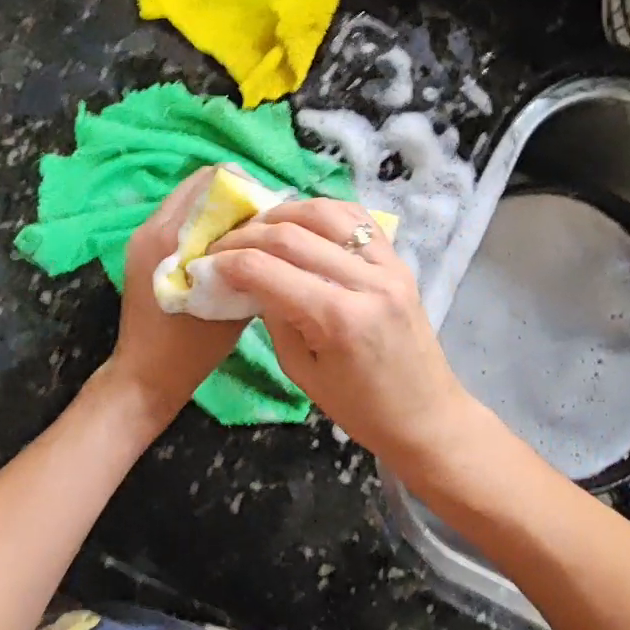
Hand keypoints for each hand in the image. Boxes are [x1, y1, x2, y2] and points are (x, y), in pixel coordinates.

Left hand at [99, 168, 249, 424]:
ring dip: (217, 211)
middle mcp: (151, 226)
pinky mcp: (142, 249)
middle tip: (260, 224)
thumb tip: (271, 231)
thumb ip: (248, 260)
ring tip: (245, 238)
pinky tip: (224, 250)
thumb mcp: (231, 304)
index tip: (268, 213)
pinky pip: (178, 220)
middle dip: (232, 197)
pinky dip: (202, 225)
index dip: (244, 188)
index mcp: (169, 235)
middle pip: (198, 184)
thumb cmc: (191, 347)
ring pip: (188, 201)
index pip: (211, 179)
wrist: (145, 375)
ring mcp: (142, 236)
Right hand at [207, 199, 479, 467]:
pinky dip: (321, 212)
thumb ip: (275, 316)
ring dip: (282, 214)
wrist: (425, 417)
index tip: (204, 264)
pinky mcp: (399, 261)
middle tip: (221, 246)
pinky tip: (300, 222)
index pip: (266, 269)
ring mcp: (389, 266)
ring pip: (324, 213)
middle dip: (245, 236)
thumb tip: (248, 277)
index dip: (227, 261)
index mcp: (338, 319)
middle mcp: (366, 282)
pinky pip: (356, 218)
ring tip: (258, 229)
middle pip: (291, 234)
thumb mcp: (300, 370)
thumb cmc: (358, 408)